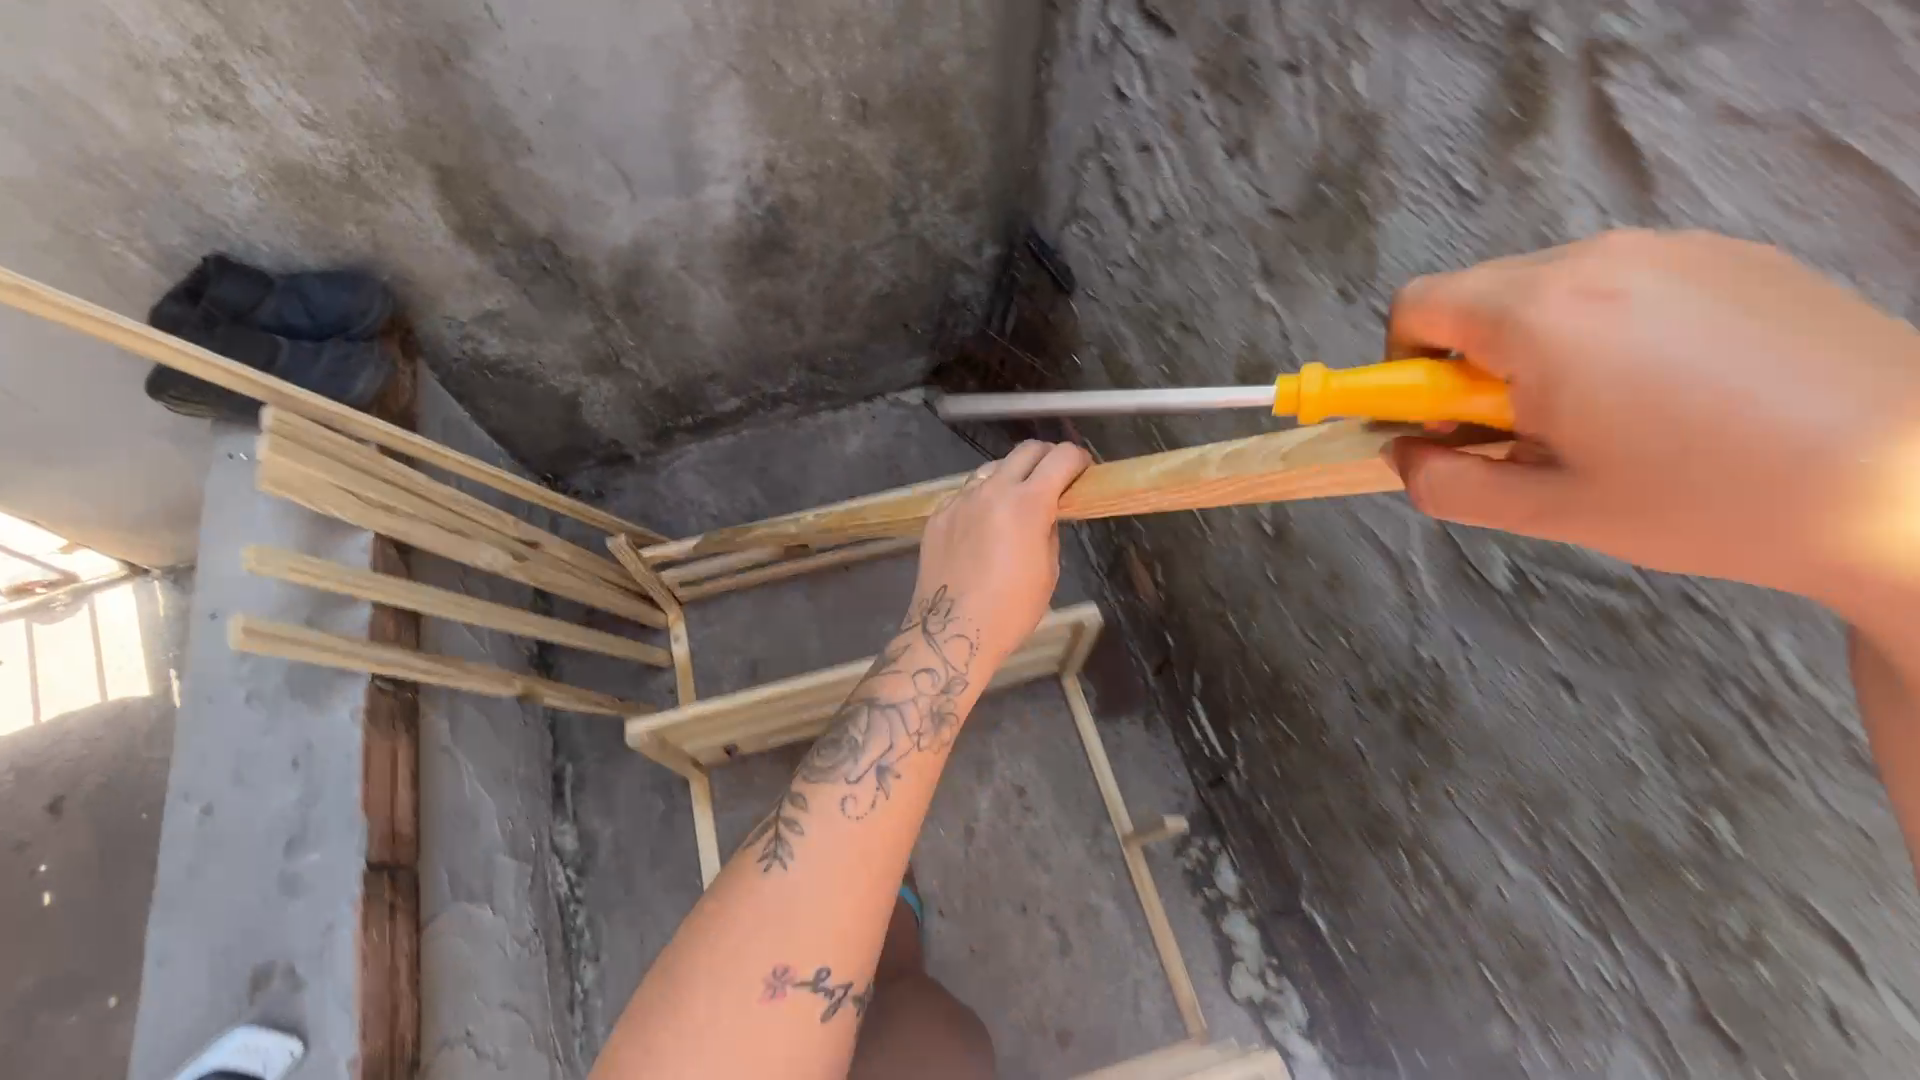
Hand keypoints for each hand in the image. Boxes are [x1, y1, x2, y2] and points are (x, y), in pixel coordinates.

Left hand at [911, 440, 1091, 665]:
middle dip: (1046, 458)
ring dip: (1011, 477)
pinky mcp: (938, 515)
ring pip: (991, 469)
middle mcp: (992, 491)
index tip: (1083, 471)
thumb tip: (1046, 514)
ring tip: (1015, 503)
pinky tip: (982, 526)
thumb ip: (1049, 530)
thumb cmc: (1011, 610)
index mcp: (1027, 503)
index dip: (1078, 459)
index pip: (1061, 458)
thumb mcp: (1048, 571)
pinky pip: (965, 494)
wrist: (951, 631)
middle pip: (1025, 451)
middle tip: (1054, 480)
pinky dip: (981, 500)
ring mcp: (960, 500)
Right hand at [1385, 229, 1919, 619]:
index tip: (1444, 419)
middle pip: (1478, 294)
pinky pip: (1621, 282)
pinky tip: (1676, 389)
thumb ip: (1446, 483)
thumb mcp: (1551, 511)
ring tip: (1612, 415)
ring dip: (1539, 346)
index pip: (1415, 305)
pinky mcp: (1730, 254)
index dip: (1403, 366)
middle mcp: (1597, 258)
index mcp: (1540, 315)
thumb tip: (1404, 454)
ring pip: (1548, 287)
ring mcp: (1671, 248)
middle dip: (1473, 362)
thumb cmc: (1709, 500)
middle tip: (1530, 431)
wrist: (1912, 476)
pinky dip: (1606, 328)